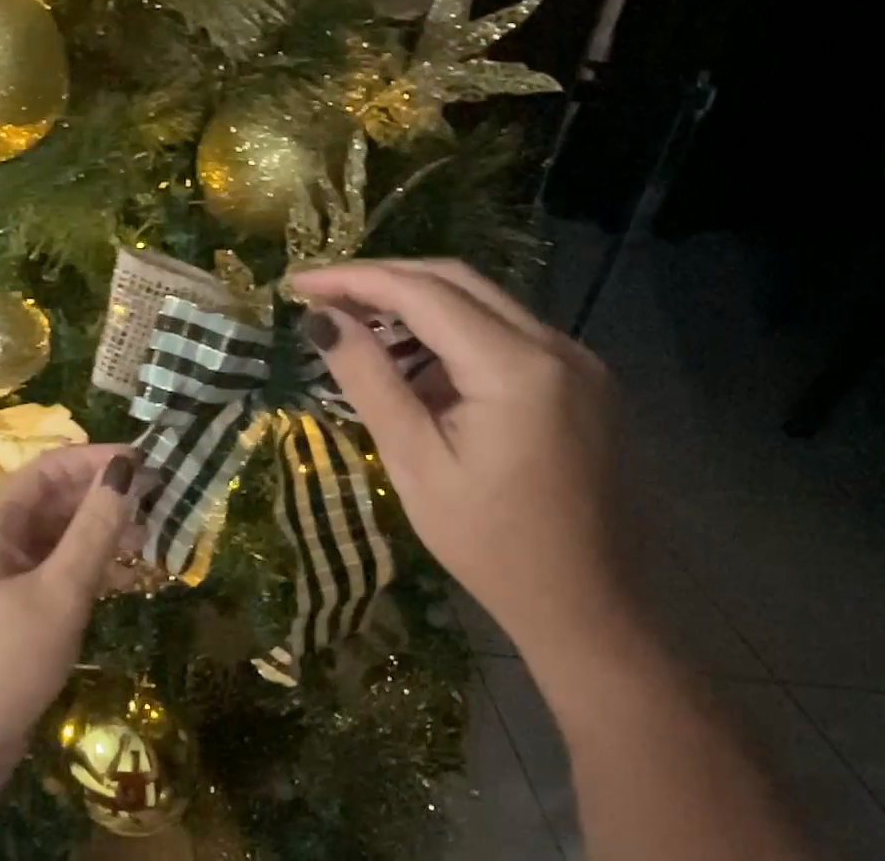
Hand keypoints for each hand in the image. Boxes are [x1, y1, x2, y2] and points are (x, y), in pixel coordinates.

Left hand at [0, 443, 139, 773]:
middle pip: (55, 500)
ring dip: (103, 533)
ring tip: (156, 537)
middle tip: (164, 501)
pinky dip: (91, 570)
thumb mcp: (57, 593)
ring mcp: (3, 578)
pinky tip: (130, 579)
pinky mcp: (15, 612)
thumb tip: (123, 471)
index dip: (98, 458)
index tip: (151, 462)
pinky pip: (57, 573)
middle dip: (105, 496)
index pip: (50, 468)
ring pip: (59, 538)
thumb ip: (94, 531)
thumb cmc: (1, 662)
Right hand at [292, 260, 633, 659]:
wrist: (589, 605)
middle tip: (320, 296)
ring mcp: (577, 360)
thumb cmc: (490, 543)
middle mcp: (557, 346)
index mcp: (516, 367)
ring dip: (414, 303)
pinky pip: (503, 332)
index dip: (353, 279)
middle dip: (381, 280)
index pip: (422, 292)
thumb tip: (320, 319)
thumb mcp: (414, 461)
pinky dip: (448, 331)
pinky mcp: (580, 380)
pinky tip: (411, 359)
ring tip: (353, 325)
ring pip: (481, 301)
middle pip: (455, 281)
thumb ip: (369, 379)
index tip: (295, 283)